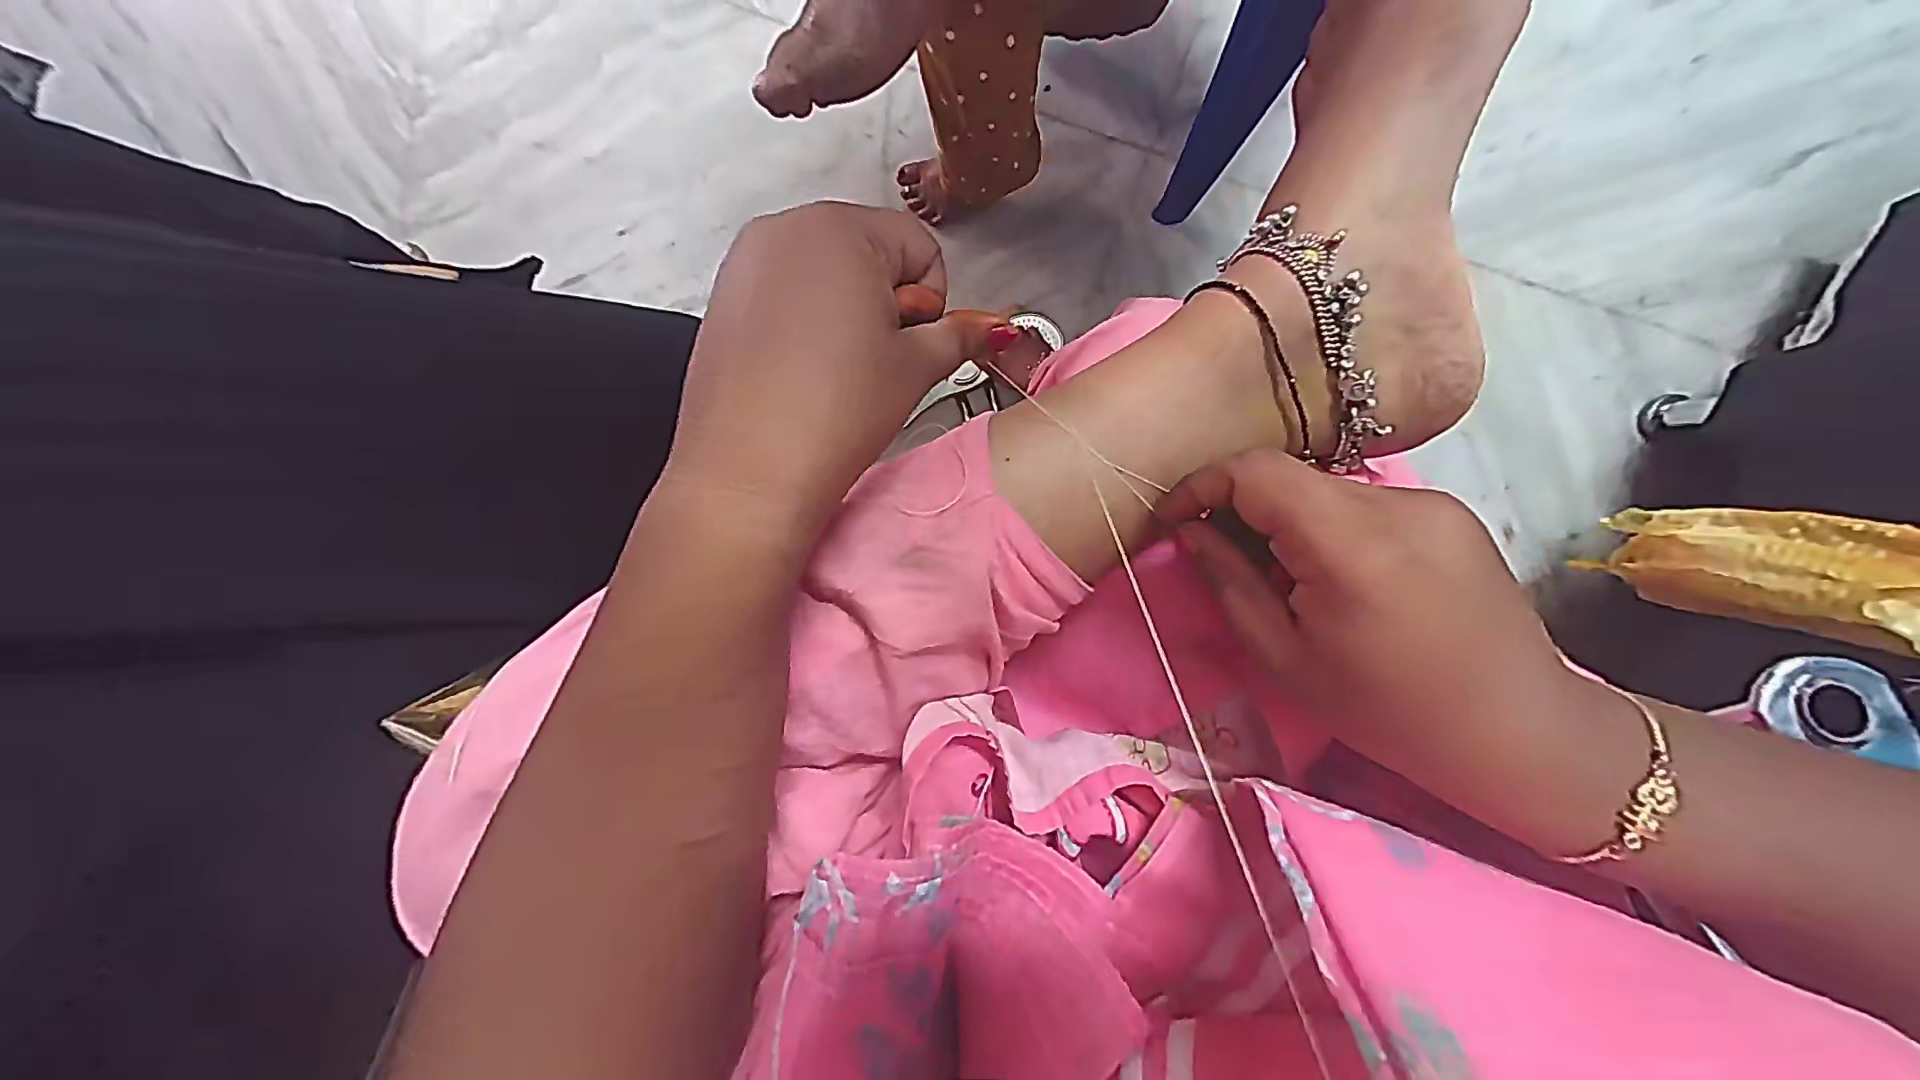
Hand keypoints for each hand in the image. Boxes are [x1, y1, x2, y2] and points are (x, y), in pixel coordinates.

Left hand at [665, 201, 1005, 524]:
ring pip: (829, 274)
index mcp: (840, 229)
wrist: (750, 470)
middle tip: (880, 360)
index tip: (915, 342)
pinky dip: (809, 323)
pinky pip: (788, 294)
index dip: (931, 300)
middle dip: (888, 303)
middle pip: (871, 253)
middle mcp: (786, 229)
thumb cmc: (829, 414)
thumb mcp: (916, 368)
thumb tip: (983, 328)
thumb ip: (959, 334)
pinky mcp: (726, 297)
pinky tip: (809, 371)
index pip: (920, 246)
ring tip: (842, 371)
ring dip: (850, 314)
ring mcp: (748, 261)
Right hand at [1159, 449, 1608, 818]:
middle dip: (1240, 509)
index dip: (1202, 485)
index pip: (1256, 471)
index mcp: (1352, 544)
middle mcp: (1397, 504)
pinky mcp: (1448, 511)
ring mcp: (1430, 502)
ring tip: (1286, 578)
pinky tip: (1336, 577)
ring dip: (1283, 520)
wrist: (1520, 732)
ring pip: (1322, 487)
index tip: (1176, 520)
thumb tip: (1191, 529)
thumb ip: (1228, 579)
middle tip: (1225, 560)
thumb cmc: (1386, 711)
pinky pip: (1360, 501)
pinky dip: (1325, 526)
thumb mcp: (1283, 655)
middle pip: (1288, 476)